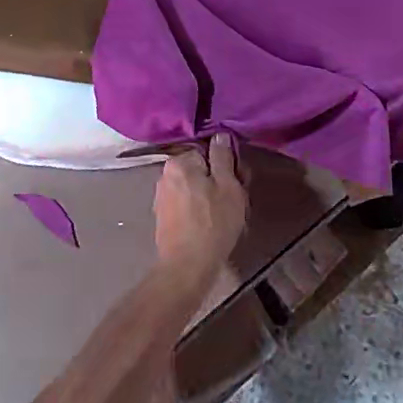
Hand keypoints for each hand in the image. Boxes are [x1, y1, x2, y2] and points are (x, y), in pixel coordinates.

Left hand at [153, 133, 246, 282]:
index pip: (209, 151)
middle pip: (201, 169)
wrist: (187, 266)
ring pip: (195, 188)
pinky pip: (188, 204)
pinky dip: (200, 210)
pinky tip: (212, 226)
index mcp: (179, 163)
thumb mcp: (228, 184)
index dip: (227, 165)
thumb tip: (219, 136)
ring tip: (227, 216)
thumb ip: (223, 157)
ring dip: (211, 196)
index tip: (239, 180)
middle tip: (237, 200)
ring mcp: (162, 198)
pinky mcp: (164, 217)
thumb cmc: (213, 222)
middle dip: (219, 181)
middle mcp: (165, 176)